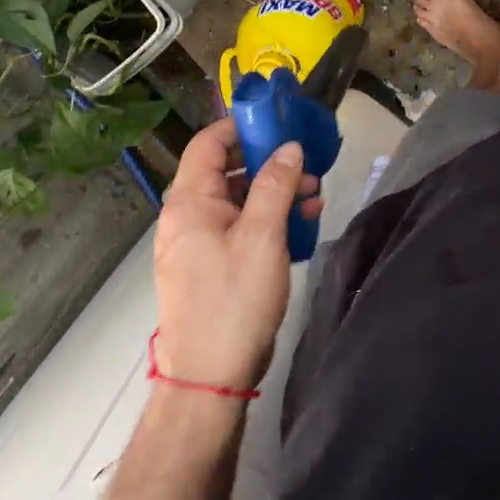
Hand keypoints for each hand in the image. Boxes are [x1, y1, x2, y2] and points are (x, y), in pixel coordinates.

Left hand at [152, 118, 322, 389]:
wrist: (210, 376)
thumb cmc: (234, 297)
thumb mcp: (263, 234)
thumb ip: (276, 184)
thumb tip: (289, 147)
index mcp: (189, 202)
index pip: (207, 144)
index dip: (241, 126)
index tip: (279, 122)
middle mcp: (185, 218)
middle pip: (226, 172)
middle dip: (269, 165)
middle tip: (309, 170)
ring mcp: (195, 245)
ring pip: (236, 202)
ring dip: (274, 195)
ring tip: (313, 201)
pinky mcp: (208, 269)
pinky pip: (237, 230)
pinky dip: (266, 222)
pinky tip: (299, 228)